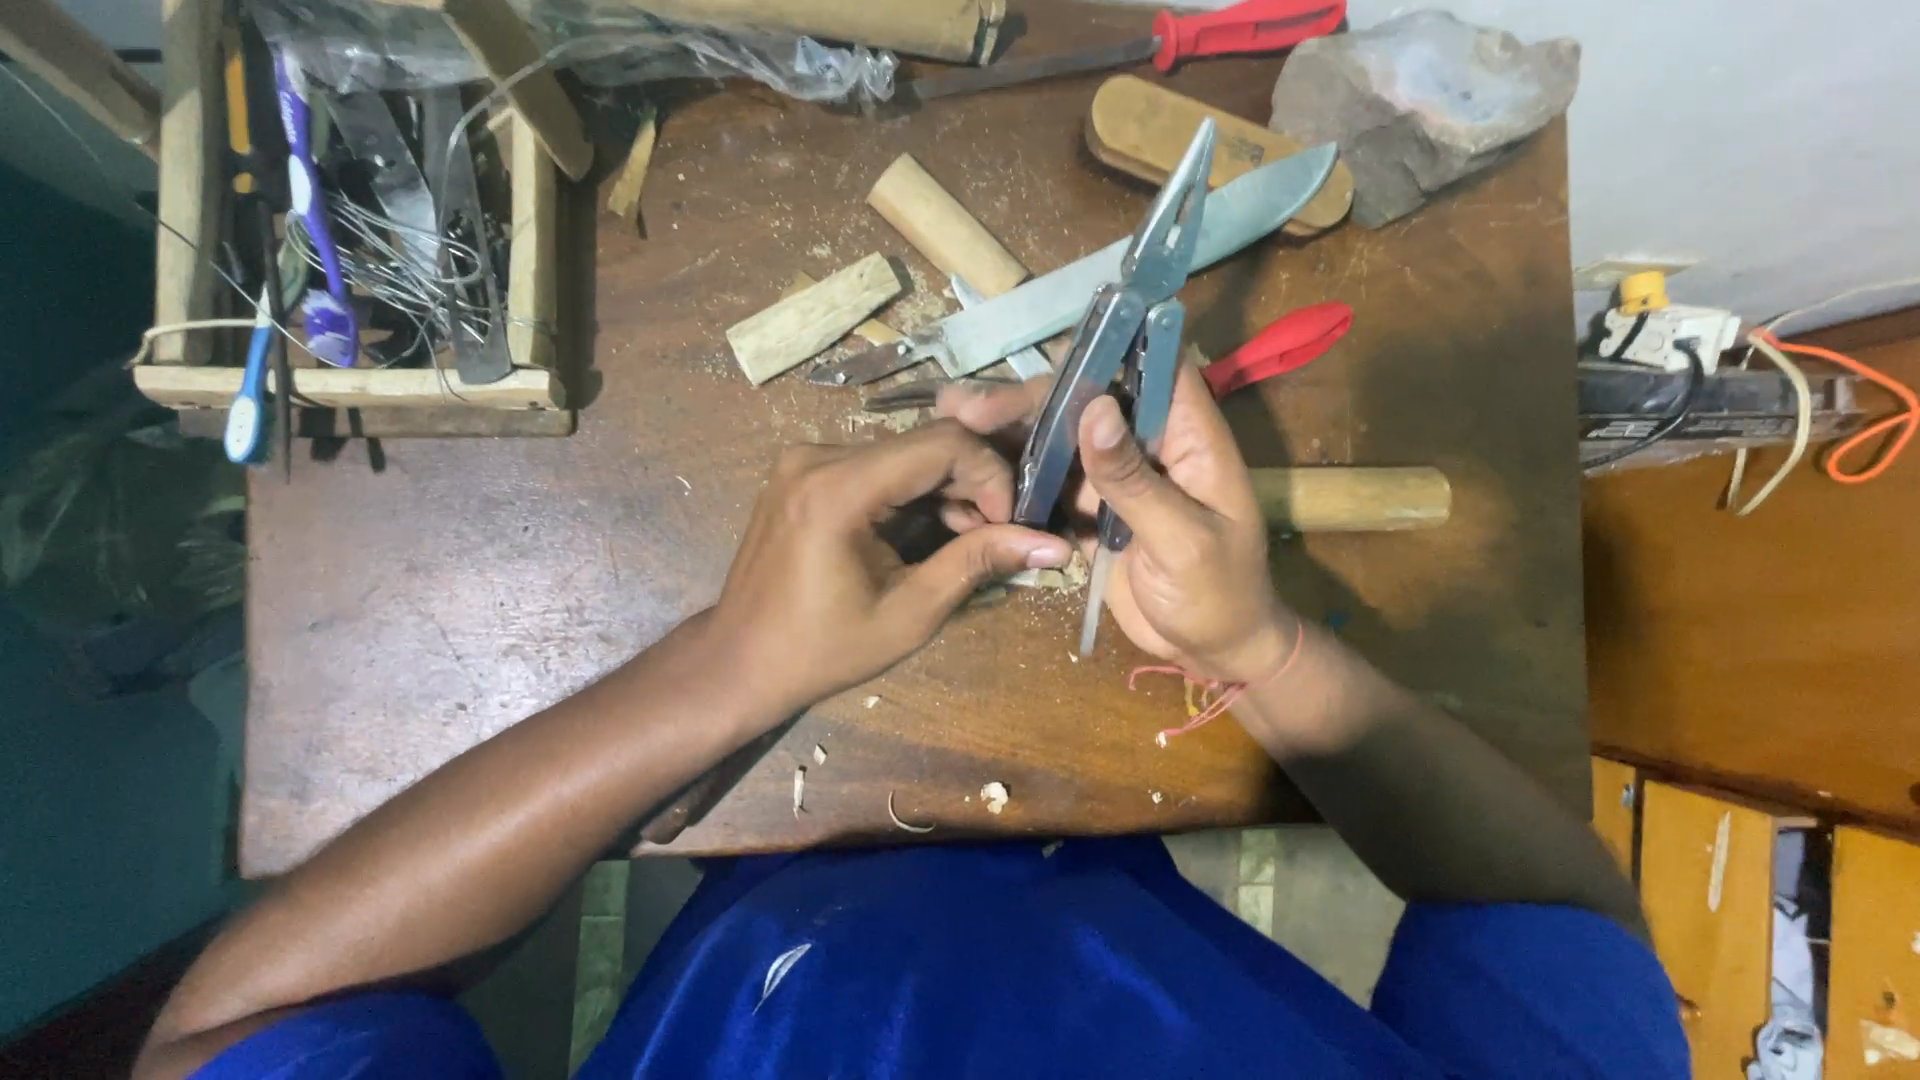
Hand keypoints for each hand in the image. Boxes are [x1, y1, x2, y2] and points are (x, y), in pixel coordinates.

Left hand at [707, 419, 1071, 716]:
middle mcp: (816, 455)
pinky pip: (876, 463)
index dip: (992, 475)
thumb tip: (1054, 545)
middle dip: (972, 484)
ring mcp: (804, 458)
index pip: (943, 443)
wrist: (740, 661)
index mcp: (837, 488)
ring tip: (963, 539)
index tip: (1009, 524)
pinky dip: (912, 491)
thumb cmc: (822, 651)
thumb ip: (978, 564)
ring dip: (945, 488)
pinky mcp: (802, 470)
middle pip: (923, 442)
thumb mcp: (910, 612)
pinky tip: (925, 530)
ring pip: (903, 451)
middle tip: (994, 536)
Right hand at [938, 363, 1294, 683]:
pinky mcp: (1091, 511)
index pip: (1157, 369)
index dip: (1112, 344)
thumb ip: (1135, 479)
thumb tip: (1096, 409)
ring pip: (1061, 441)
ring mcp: (1115, 480)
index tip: (1050, 346)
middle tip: (967, 405)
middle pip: (1089, 402)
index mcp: (1189, 440)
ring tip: (951, 424)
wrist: (1211, 652)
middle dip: (1031, 400)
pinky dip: (1015, 480)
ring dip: (1012, 435)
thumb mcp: (1182, 539)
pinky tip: (972, 477)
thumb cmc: (1218, 596)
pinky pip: (1051, 485)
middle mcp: (1148, 448)